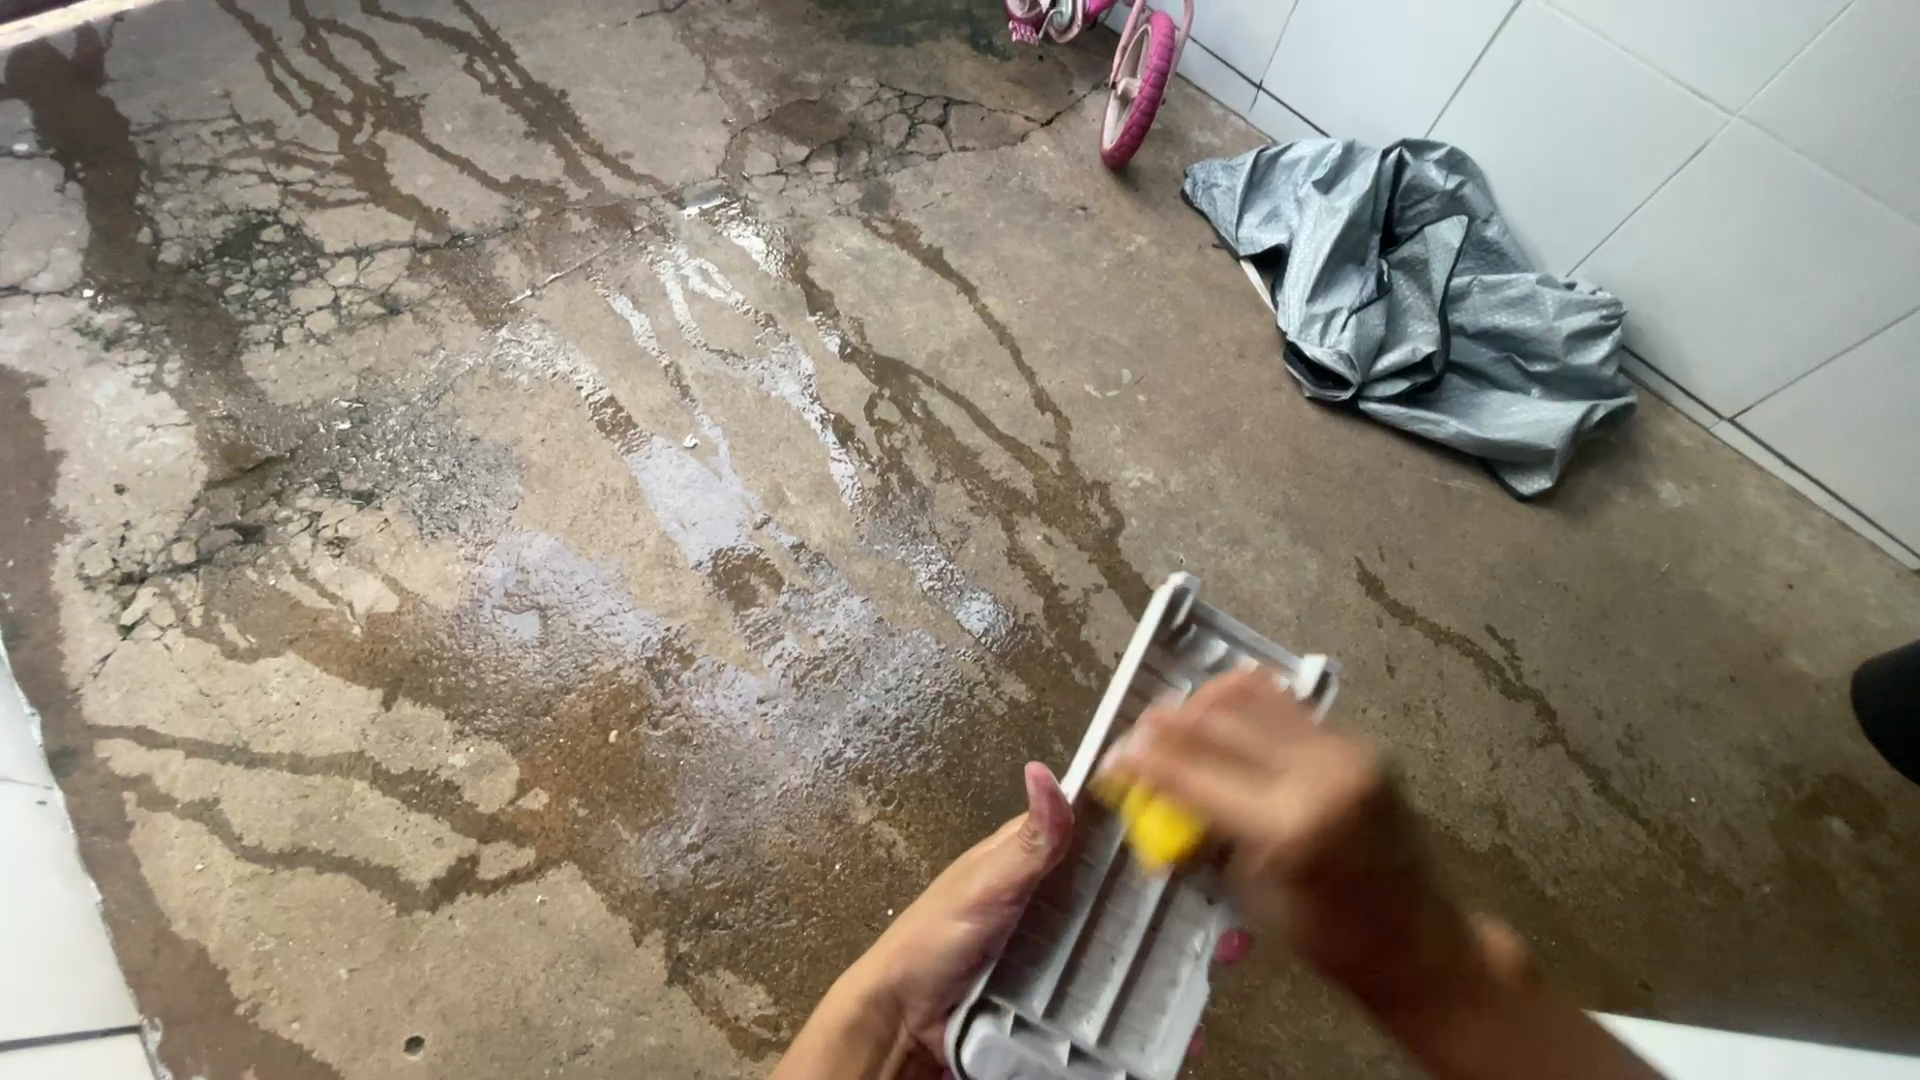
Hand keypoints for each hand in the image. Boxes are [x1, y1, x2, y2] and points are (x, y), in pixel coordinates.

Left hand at [777, 762, 1249, 1079]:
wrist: (905, 1021)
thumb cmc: (932, 939)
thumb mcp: (982, 884)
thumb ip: (1024, 841)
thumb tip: (1044, 772)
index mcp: (1044, 858)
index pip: (1110, 836)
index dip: (1157, 835)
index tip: (1204, 842)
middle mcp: (1063, 899)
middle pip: (1133, 896)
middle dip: (1181, 905)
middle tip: (1225, 923)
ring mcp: (1067, 949)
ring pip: (1132, 946)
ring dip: (1176, 955)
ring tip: (1217, 964)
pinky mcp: (1066, 997)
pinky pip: (1116, 999)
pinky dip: (1149, 1006)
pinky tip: (1181, 1022)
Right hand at [1096, 667, 1498, 1010]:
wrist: (1420, 939)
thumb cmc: (1328, 935)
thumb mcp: (1251, 892)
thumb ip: (1209, 830)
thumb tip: (1161, 790)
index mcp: (1289, 829)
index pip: (1195, 778)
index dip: (1145, 763)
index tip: (1113, 755)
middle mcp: (1318, 777)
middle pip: (1217, 726)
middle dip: (1165, 723)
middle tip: (1135, 729)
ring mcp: (1343, 752)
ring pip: (1250, 698)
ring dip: (1202, 701)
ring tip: (1173, 713)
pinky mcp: (1356, 742)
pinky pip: (1285, 704)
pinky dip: (1244, 697)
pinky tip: (1218, 698)